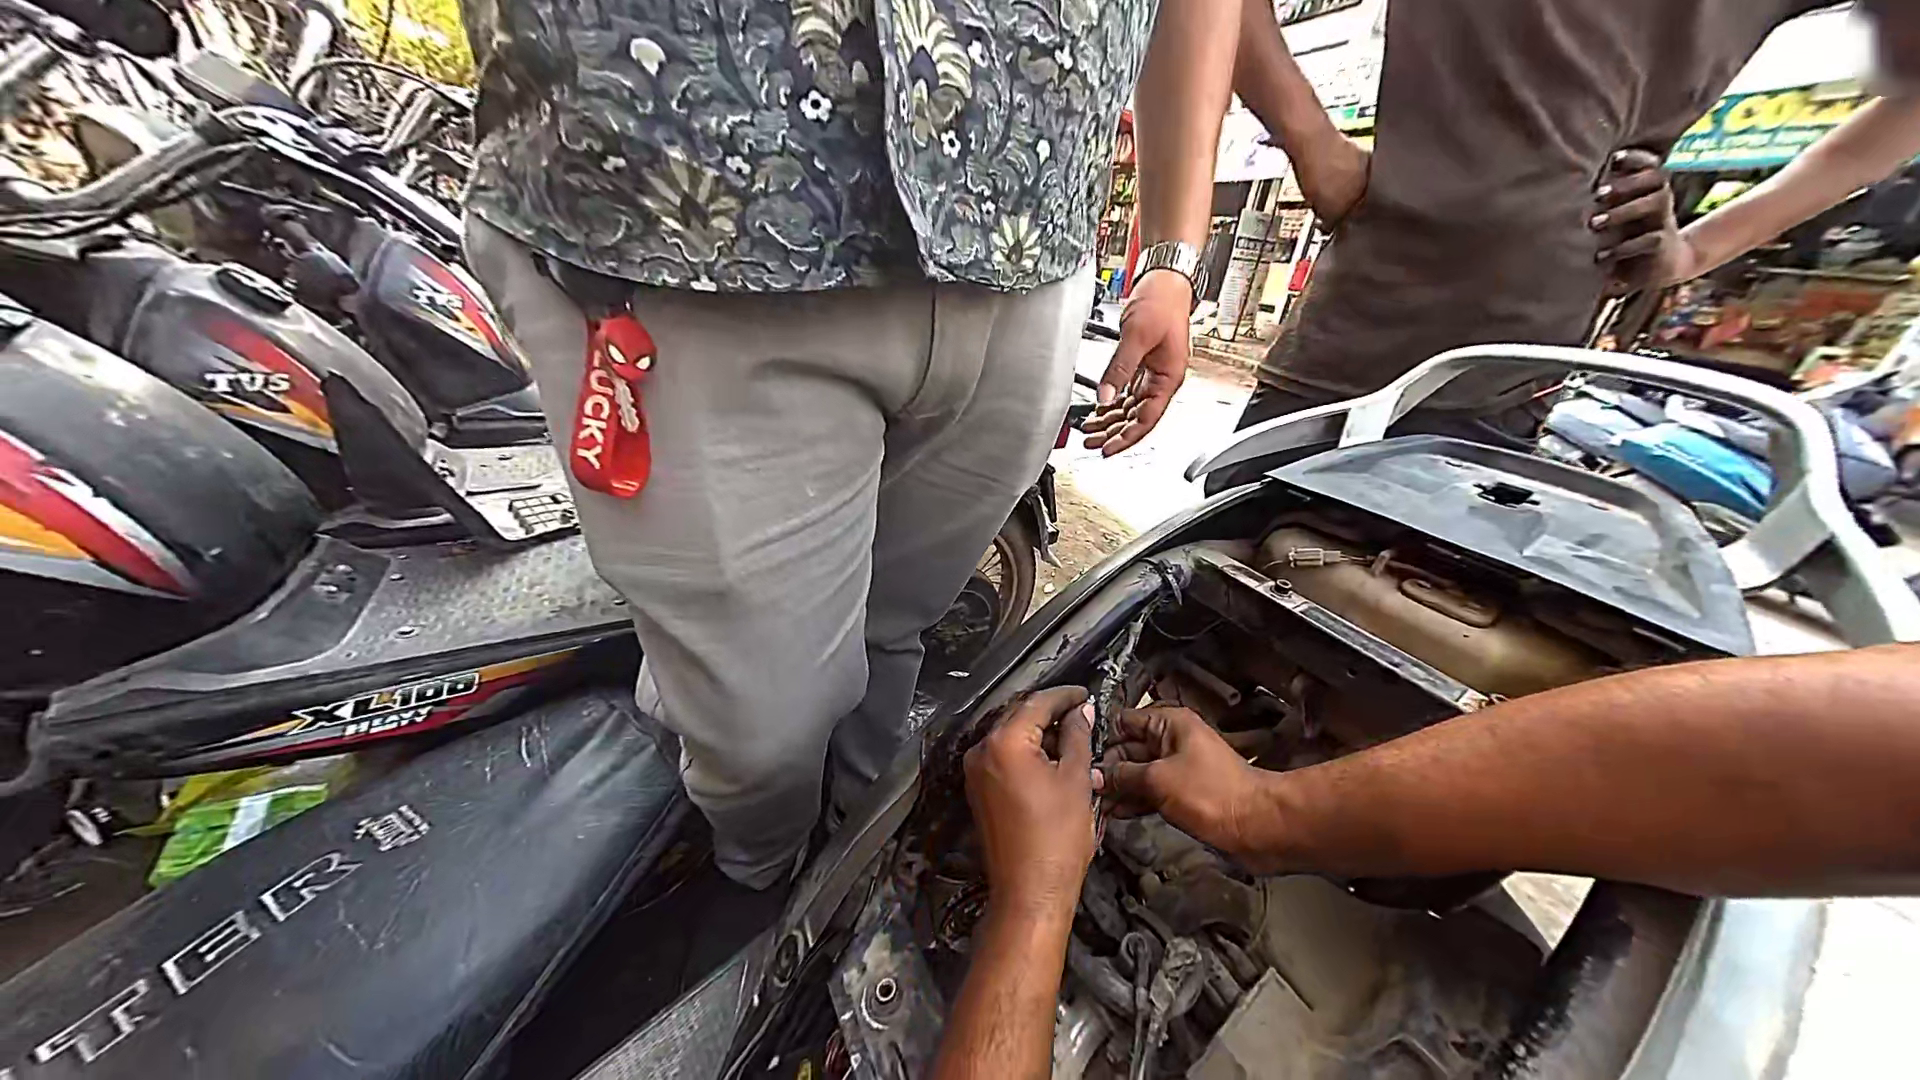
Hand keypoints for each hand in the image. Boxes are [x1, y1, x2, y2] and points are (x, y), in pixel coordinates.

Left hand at [964, 685, 1097, 916]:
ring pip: (1010, 735)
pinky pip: (1002, 755)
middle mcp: (981, 750)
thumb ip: (1077, 736)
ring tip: (1071, 736)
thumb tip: (1082, 712)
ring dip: (1038, 731)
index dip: (1065, 695)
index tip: (1084, 694)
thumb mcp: (1076, 780)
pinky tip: (1050, 757)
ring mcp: (975, 770)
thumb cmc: (1056, 841)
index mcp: (1004, 743)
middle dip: (1050, 711)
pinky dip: (1025, 750)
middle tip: (1081, 713)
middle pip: (1019, 715)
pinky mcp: (978, 788)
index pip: (1036, 702)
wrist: (1029, 892)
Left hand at [1082, 268, 1191, 456]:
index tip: (1107, 449)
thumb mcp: (1137, 336)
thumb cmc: (1161, 302)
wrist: (1165, 280)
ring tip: (1089, 429)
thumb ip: (1119, 369)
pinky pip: (1126, 393)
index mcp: (1168, 379)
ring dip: (1110, 420)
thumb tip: (1105, 396)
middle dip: (1113, 432)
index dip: (1126, 438)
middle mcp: (1162, 381)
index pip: (1146, 420)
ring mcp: (1152, 374)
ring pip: (1129, 407)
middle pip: (1136, 418)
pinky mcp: (1142, 366)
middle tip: (1090, 442)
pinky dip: (1111, 403)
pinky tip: (1098, 409)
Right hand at [1093, 703, 1277, 869]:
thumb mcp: (1158, 779)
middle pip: (1128, 747)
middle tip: (1083, 786)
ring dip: (1118, 787)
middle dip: (1107, 766)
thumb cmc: (1212, 794)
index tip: (1079, 755)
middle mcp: (1171, 739)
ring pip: (1137, 771)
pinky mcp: (1182, 792)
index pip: (1124, 721)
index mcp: (1169, 723)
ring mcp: (1177, 767)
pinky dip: (1134, 799)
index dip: (1102, 737)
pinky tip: (1114, 812)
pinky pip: (1150, 790)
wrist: (1258, 826)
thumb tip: (1095, 775)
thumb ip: (1123, 775)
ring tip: (1094, 803)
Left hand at [1592, 148, 1696, 295]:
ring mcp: (1662, 223)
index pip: (1650, 167)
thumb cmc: (1623, 240)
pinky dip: (1624, 248)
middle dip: (1627, 184)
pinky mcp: (1662, 247)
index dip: (1636, 160)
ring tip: (1594, 223)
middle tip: (1598, 195)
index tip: (1614, 158)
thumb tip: (1555, 194)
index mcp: (1646, 193)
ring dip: (1624, 211)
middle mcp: (1658, 203)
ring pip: (1657, 203)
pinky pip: (1650, 241)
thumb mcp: (1610, 223)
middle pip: (1656, 180)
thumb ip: (1597, 208)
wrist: (1657, 267)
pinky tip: (1600, 256)